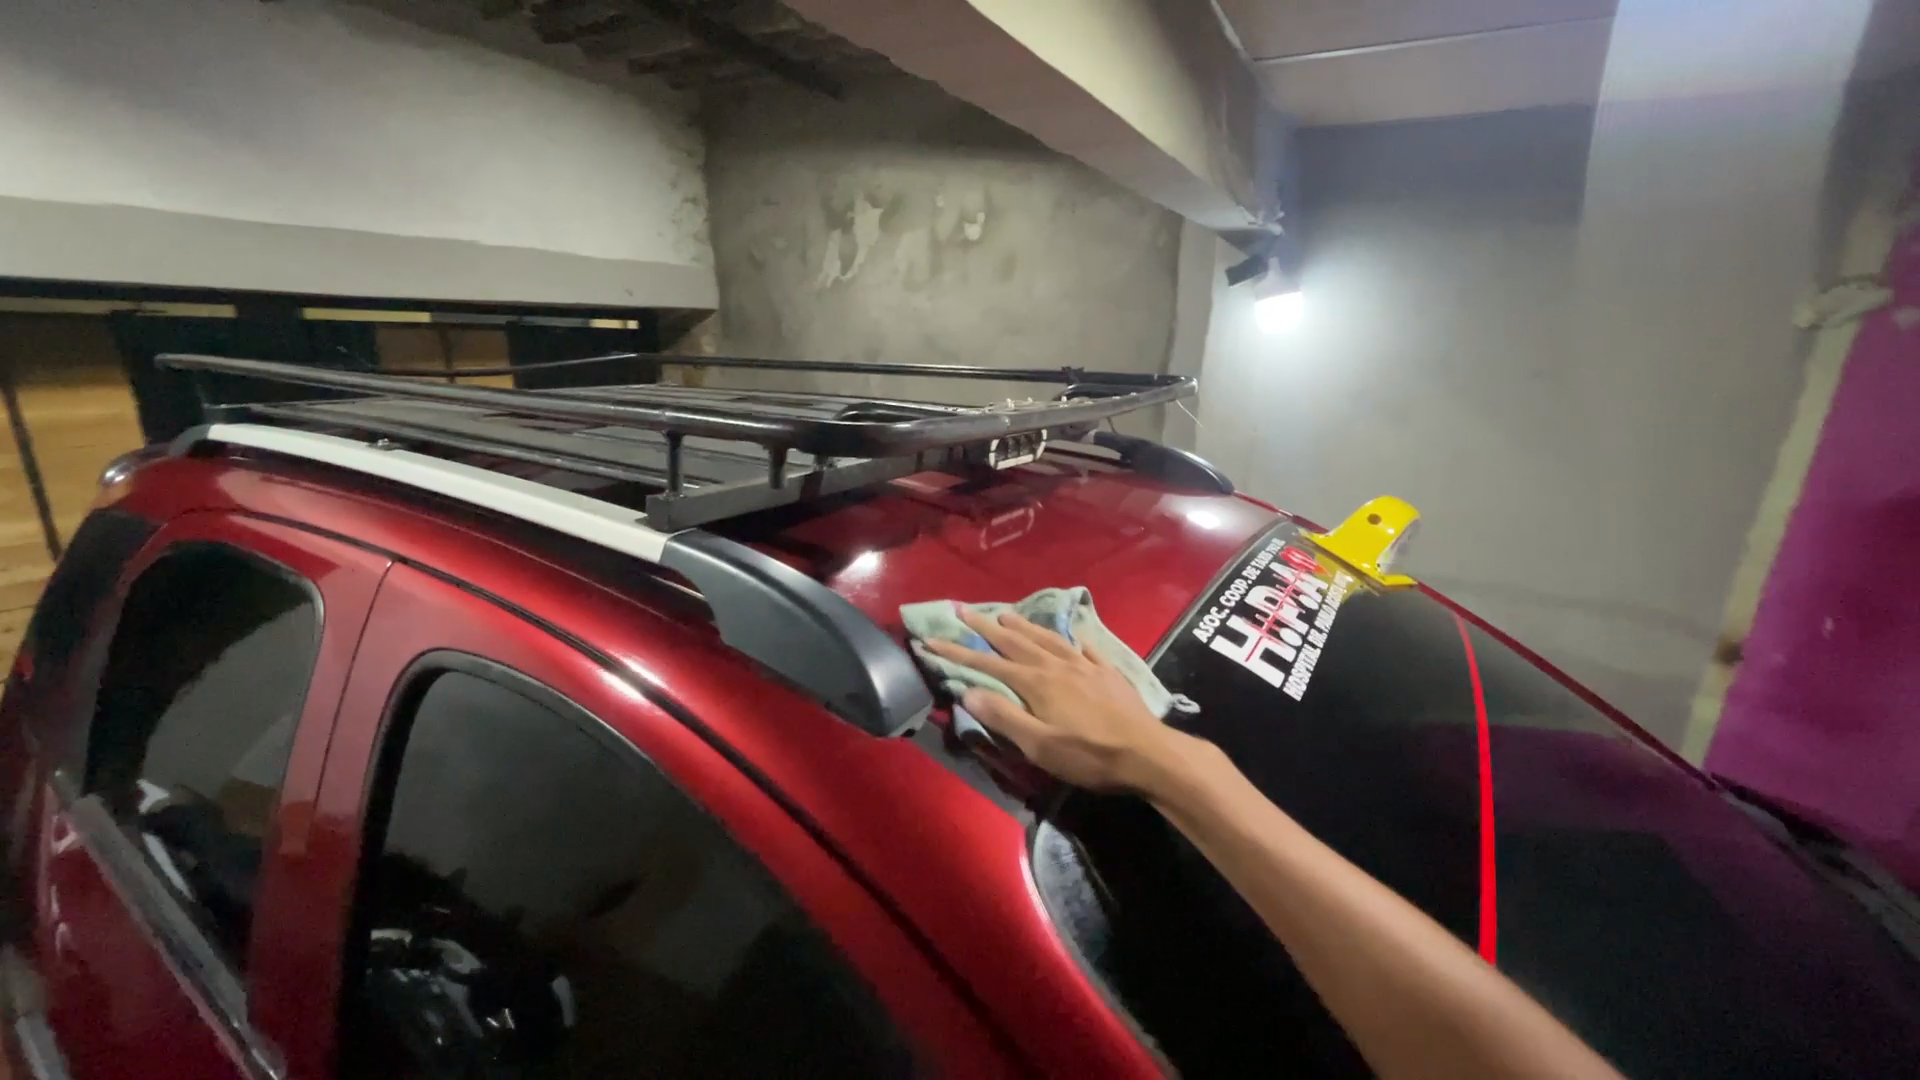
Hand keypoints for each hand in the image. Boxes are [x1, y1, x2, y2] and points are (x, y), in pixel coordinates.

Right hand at [923, 610, 1200, 792]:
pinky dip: (1072, 640)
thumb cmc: (1089, 755)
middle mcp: (1057, 666)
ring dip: (1024, 626)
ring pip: (1048, 638)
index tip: (930, 640)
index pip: (988, 663)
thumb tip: (968, 691)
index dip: (957, 652)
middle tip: (963, 610)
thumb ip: (1004, 717)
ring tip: (1007, 614)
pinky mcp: (1108, 673)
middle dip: (986, 626)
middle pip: (1015, 641)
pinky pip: (1085, 649)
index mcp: (1036, 683)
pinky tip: (1072, 637)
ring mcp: (1085, 665)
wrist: (1148, 753)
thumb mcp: (1039, 746)